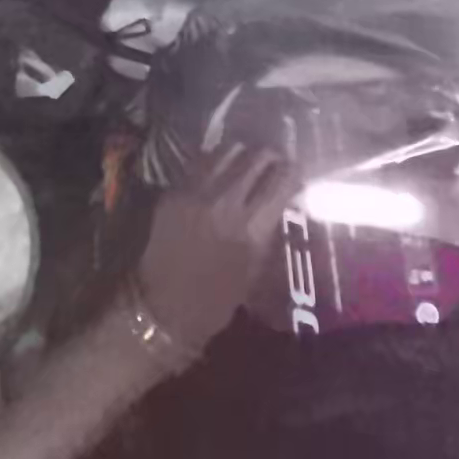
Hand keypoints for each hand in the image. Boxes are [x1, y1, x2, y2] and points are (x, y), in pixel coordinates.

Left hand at [138, 145, 298, 350]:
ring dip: (245, 153)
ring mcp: (197, 192)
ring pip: (230, 150)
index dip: (294, 171)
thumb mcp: (256, 268)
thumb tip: (284, 196)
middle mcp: (226, 202)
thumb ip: (270, 227)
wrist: (162, 308)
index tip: (296, 172)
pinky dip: (218, 160)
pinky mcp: (175, 189)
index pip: (283, 179)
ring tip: (249, 160)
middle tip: (276, 161)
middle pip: (258, 157)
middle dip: (273, 156)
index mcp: (252, 228)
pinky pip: (203, 161)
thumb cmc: (217, 299)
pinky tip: (223, 168)